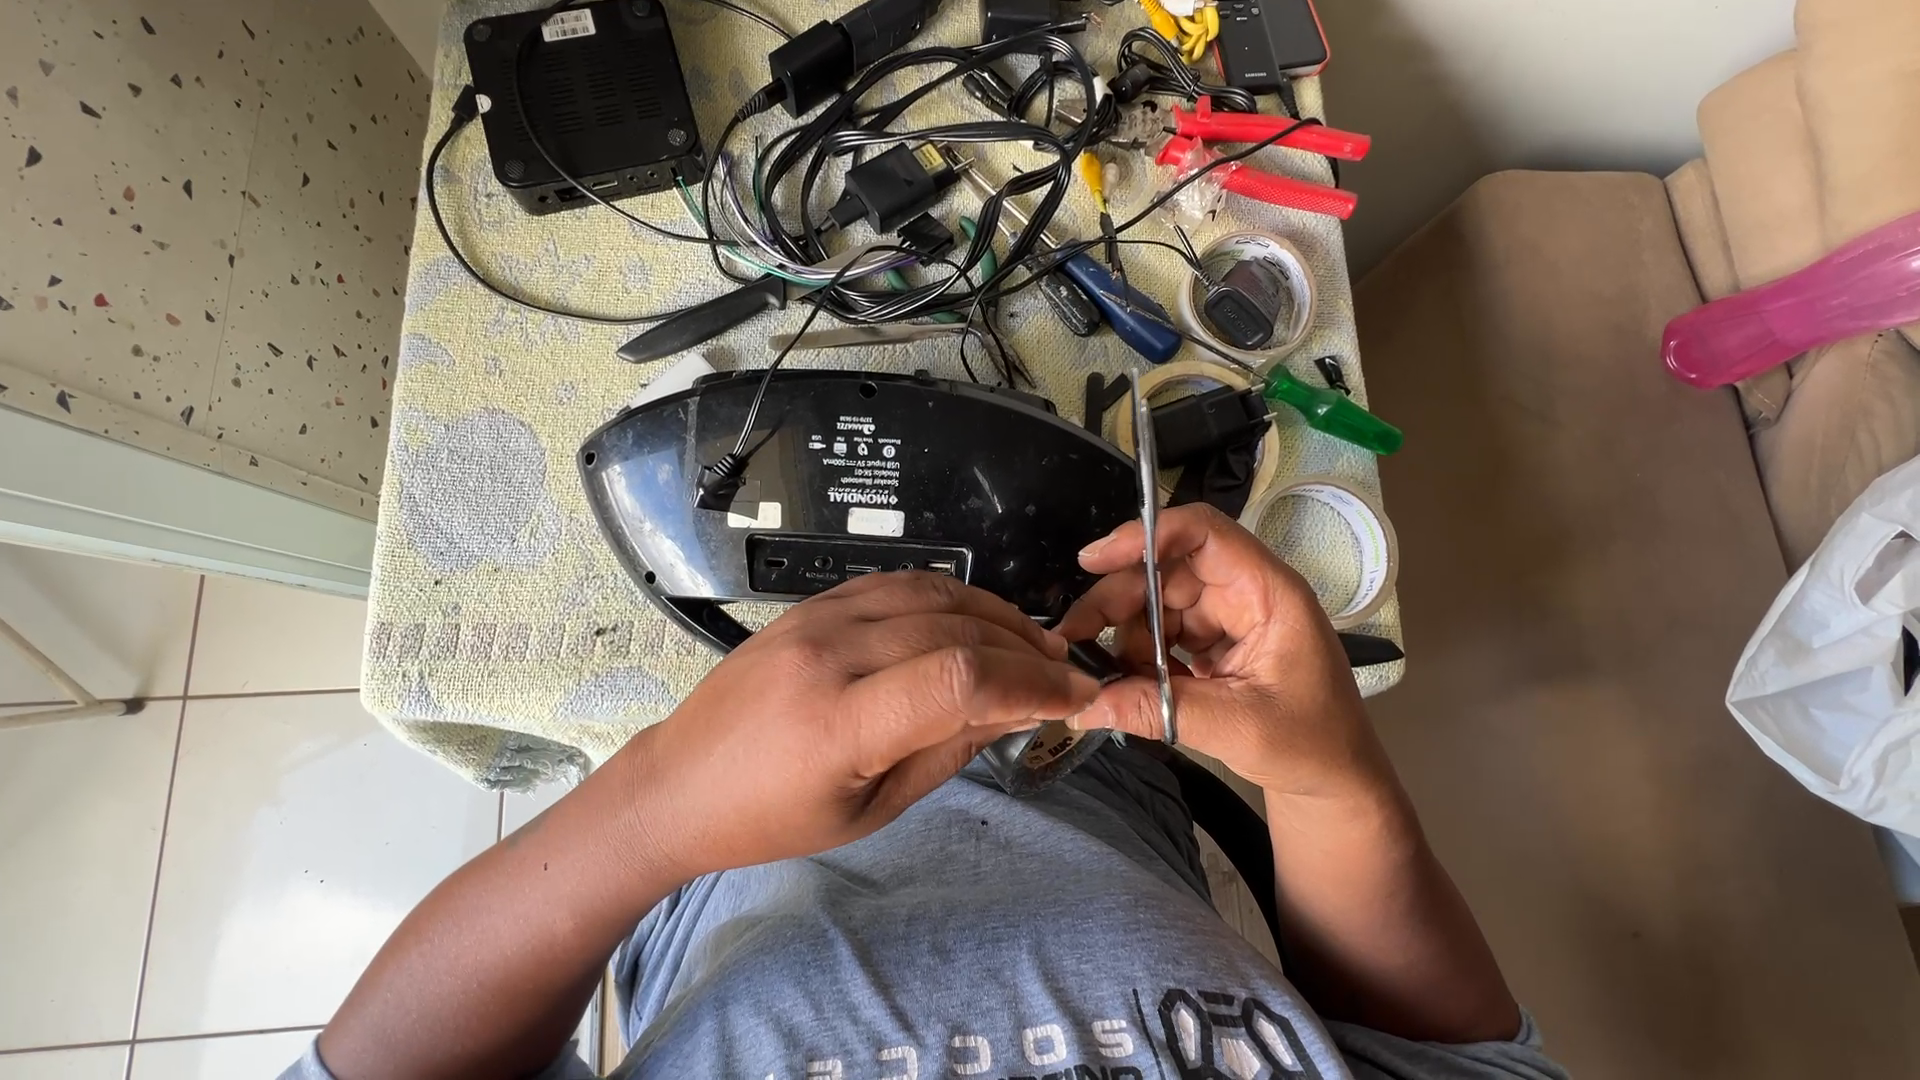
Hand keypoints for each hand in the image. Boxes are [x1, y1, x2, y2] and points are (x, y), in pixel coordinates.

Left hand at [622, 572, 1100, 875]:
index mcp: (841, 721)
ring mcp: (818, 618)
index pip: (961, 677)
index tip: (1074, 695)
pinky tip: (974, 618)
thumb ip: (948, 750)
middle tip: (1063, 672)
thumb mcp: (870, 810)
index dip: (1032, 682)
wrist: (680, 782)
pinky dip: (950, 596)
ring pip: (934, 593)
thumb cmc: (770, 819)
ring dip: (996, 614)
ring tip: (1031, 643)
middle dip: (1026, 649)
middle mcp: (831, 653)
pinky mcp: (813, 604)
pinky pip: (898, 582)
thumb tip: (1016, 709)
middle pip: (957, 628)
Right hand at [1057, 503, 1392, 801]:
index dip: (1147, 536)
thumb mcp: (1237, 728)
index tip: (1094, 560)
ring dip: (1126, 635)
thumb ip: (1158, 711)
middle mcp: (1243, 593)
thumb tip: (1083, 705)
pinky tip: (1131, 683)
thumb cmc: (1311, 747)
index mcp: (1267, 593)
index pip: (1203, 533)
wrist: (1336, 783)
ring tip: (1112, 677)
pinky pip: (1161, 633)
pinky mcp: (1211, 643)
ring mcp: (1226, 617)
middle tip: (1076, 637)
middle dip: (1118, 600)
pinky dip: (1140, 656)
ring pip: (1156, 602)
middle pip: (1166, 570)